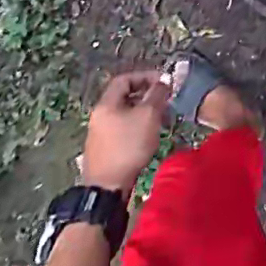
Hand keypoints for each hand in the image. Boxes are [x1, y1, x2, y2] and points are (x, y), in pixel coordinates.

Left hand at [80, 71, 169, 192]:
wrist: (107, 189)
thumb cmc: (128, 146)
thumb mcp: (148, 116)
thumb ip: (157, 95)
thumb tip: (163, 82)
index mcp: (106, 103)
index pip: (125, 79)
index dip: (145, 77)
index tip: (163, 83)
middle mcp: (100, 115)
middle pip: (124, 97)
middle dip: (147, 96)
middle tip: (165, 101)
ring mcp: (100, 134)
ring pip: (125, 115)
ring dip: (144, 113)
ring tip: (161, 120)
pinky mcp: (104, 151)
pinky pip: (123, 130)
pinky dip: (137, 128)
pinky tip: (149, 138)